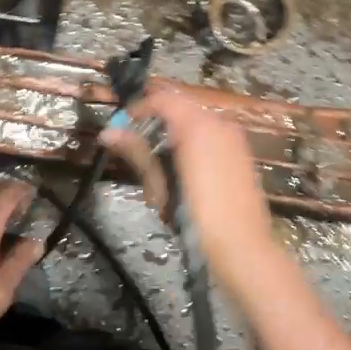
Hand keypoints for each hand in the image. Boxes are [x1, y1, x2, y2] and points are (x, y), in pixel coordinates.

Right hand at [101, 83, 276, 285]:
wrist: (243, 249)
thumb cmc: (197, 218)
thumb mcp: (161, 186)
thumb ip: (137, 152)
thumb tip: (107, 133)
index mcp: (199, 127)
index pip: (163, 99)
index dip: (138, 108)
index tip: (121, 127)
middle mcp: (220, 124)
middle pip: (180, 107)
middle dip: (155, 121)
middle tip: (135, 146)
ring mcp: (235, 139)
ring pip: (197, 121)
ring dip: (174, 132)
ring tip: (157, 163)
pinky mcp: (242, 155)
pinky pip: (212, 135)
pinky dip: (193, 141)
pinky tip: (183, 171)